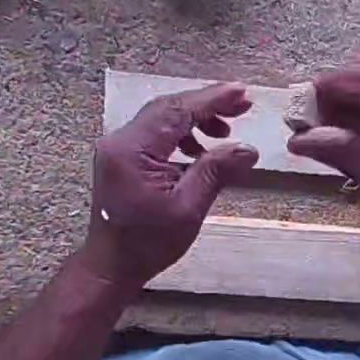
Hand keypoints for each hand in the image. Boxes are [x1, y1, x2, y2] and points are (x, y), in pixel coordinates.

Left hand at [83, 84, 258, 287]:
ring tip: (223, 132)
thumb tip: (248, 149)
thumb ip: (215, 172)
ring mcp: (116, 149)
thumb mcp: (187, 209)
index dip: (212, 99)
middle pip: (167, 108)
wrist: (111, 266)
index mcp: (132, 151)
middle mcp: (119, 142)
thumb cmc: (146, 245)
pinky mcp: (120, 158)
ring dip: (193, 120)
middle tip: (241, 106)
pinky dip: (178, 135)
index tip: (242, 93)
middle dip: (205, 105)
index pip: (176, 111)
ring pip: (160, 119)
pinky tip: (199, 150)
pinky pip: (153, 134)